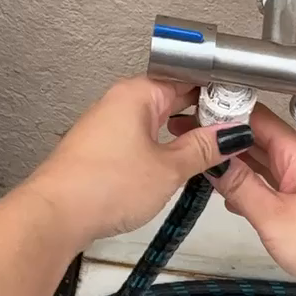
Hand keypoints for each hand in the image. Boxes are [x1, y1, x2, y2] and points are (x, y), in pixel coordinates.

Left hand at [14, 77, 255, 248]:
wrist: (55, 216)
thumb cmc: (102, 186)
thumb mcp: (169, 168)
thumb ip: (204, 149)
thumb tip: (229, 134)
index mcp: (138, 93)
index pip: (190, 80)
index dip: (219, 94)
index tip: (240, 112)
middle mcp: (120, 102)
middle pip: (173, 98)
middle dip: (203, 116)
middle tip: (230, 137)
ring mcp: (108, 125)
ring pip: (157, 120)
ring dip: (182, 134)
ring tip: (206, 155)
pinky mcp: (101, 149)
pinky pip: (141, 139)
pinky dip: (162, 148)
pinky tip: (174, 166)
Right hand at [179, 104, 295, 295]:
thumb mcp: (273, 216)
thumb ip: (240, 186)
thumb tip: (214, 161)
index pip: (256, 118)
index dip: (223, 111)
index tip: (193, 111)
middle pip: (258, 138)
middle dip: (224, 137)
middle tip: (188, 135)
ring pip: (262, 164)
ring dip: (234, 162)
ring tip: (200, 161)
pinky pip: (270, 186)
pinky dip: (248, 187)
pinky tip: (229, 196)